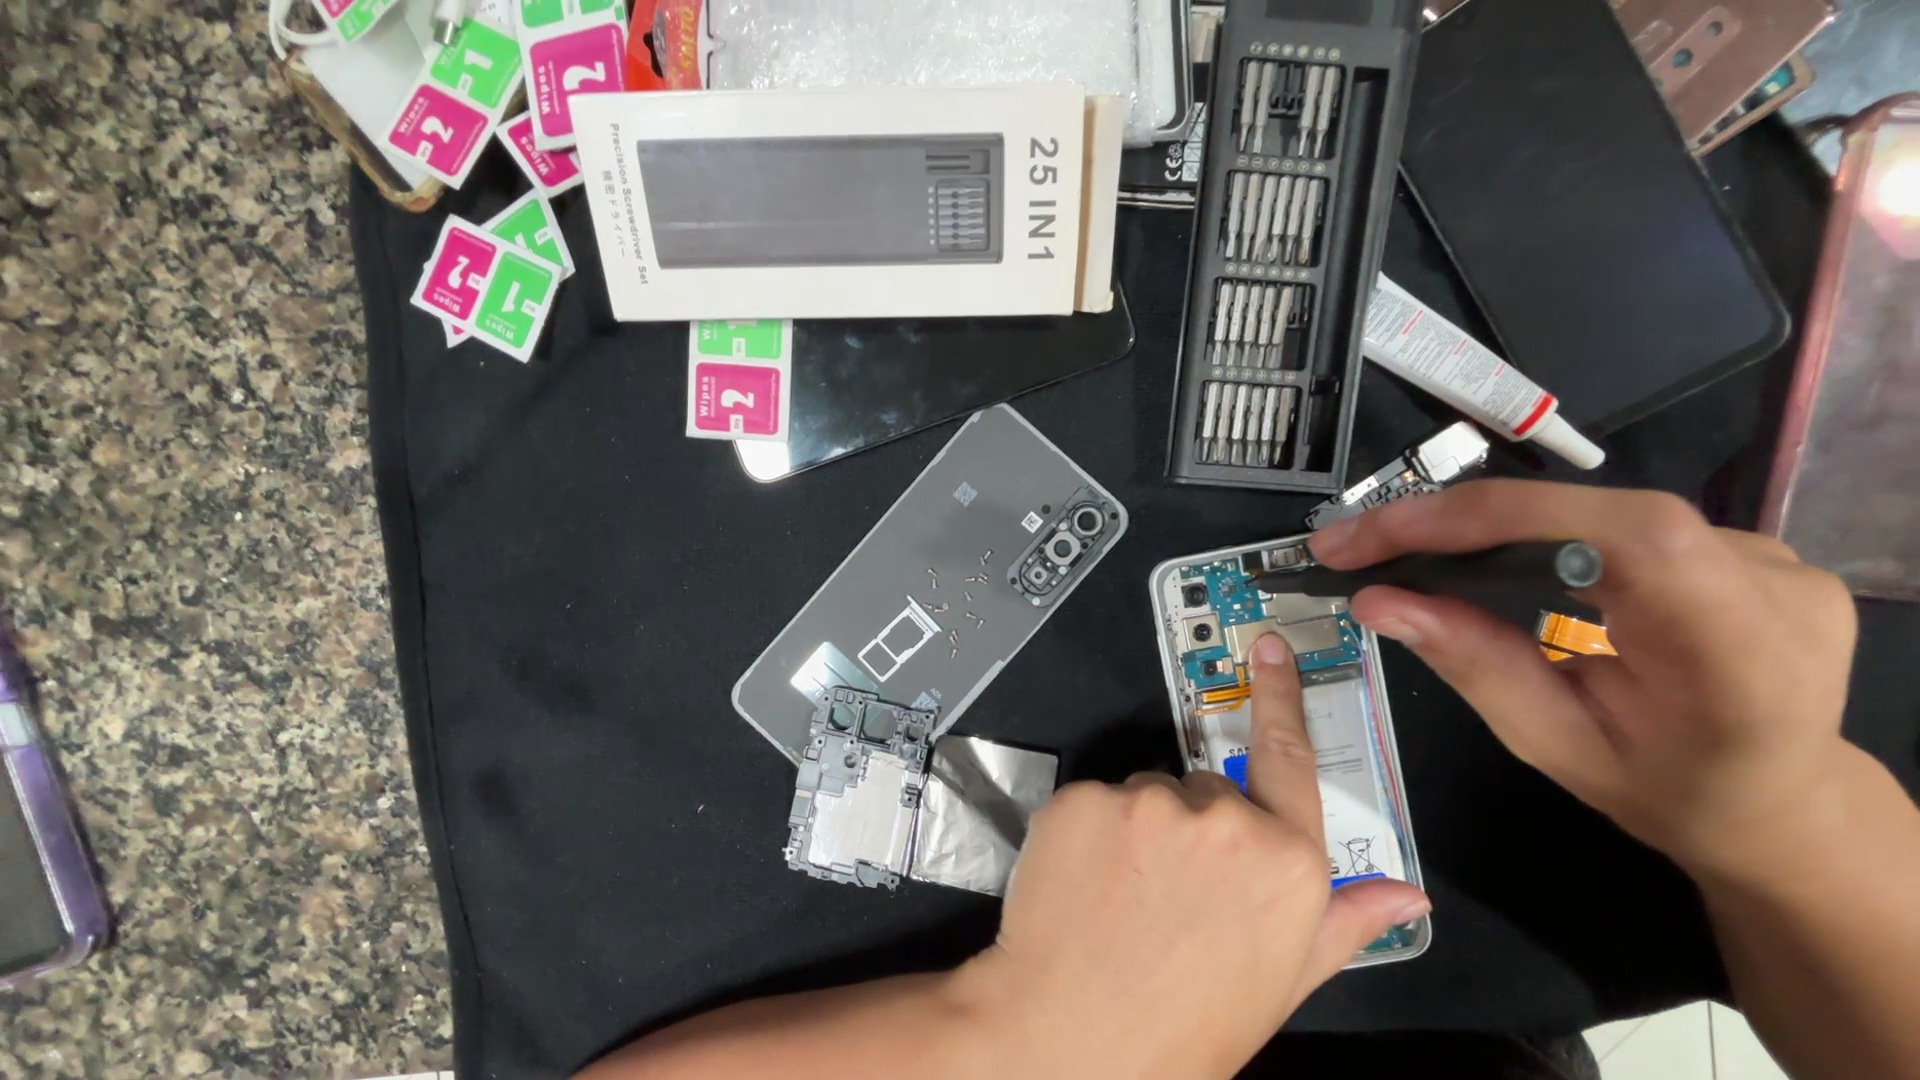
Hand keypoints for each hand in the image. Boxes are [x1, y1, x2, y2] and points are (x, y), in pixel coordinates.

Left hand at [949, 634, 1429, 1079]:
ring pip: (1147, 794)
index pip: (1289, 758)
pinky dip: (1090, 831)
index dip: (1281, 698)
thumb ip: (1343, 922)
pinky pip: (1096, 799)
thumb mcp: (1283, 980)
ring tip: (1126, 896)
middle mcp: (1223, 818)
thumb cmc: (1189, 1022)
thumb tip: (1406, 892)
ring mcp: (1148, 802)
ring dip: (1139, 830)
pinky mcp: (1085, 798)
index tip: (1270, 648)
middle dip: (1194, 826)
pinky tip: (1088, 881)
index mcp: (1286, 860)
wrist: (1073, 1039)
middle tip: (1170, 891)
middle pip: (1207, 787)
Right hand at [1309, 479, 1858, 880]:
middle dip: (1453, 520)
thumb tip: (1375, 601)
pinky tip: (1478, 557)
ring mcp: (1760, 550)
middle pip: (1583, 510)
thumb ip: (1473, 664)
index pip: (1614, 537)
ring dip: (1479, 524)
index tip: (1371, 539)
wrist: (1777, 799)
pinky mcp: (1734, 540)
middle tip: (1354, 545)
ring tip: (1395, 550)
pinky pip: (1602, 518)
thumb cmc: (1665, 789)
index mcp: (1737, 649)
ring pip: (1584, 508)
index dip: (1485, 519)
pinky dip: (1522, 530)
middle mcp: (1765, 578)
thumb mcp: (1552, 742)